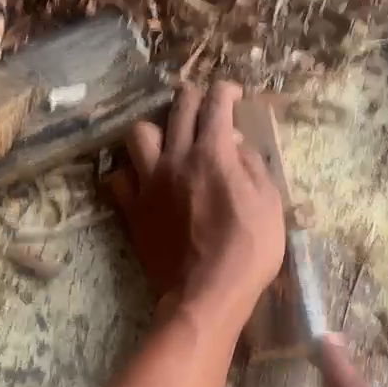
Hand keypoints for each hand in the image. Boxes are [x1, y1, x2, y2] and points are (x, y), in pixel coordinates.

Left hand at [107, 81, 284, 328]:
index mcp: (212, 154)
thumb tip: (236, 145)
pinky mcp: (132, 211)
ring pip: (138, 134)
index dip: (227, 91)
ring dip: (155, 130)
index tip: (233, 93)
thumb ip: (252, 166)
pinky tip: (141, 179)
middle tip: (203, 104)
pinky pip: (118, 179)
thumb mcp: (270, 204)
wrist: (206, 295)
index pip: (217, 105)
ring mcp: (149, 184)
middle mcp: (176, 159)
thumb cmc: (248, 251)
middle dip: (193, 97)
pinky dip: (129, 173)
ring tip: (166, 140)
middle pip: (178, 109)